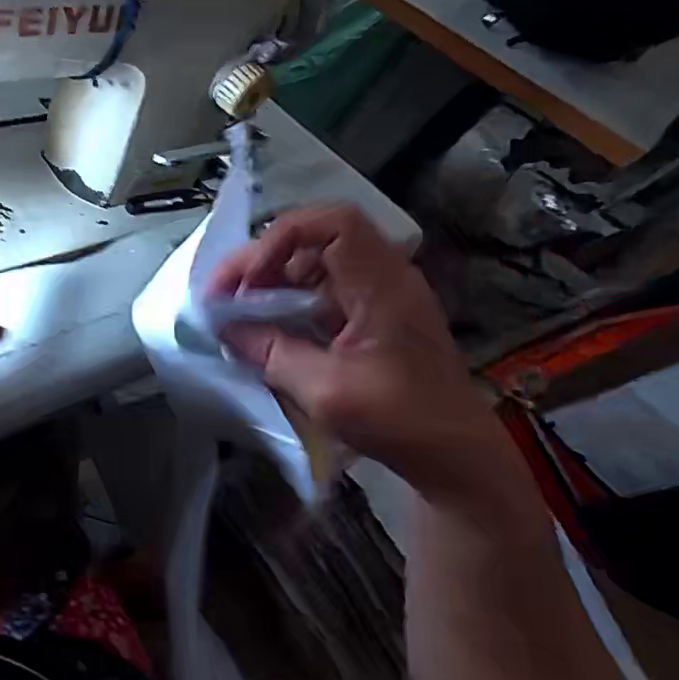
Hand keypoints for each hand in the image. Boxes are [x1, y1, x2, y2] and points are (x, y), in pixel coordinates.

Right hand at [208, 205, 524, 513]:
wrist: (455, 455)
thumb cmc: (399, 420)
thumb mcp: (325, 390)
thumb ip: (271, 352)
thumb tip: (225, 327)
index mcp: (383, 285)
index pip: (333, 224)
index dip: (282, 238)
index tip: (249, 281)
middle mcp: (383, 277)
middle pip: (314, 239)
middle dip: (262, 261)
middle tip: (223, 296)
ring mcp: (378, 295)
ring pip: (313, 263)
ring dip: (270, 281)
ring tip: (236, 310)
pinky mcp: (371, 316)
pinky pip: (320, 289)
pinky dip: (286, 300)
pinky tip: (263, 326)